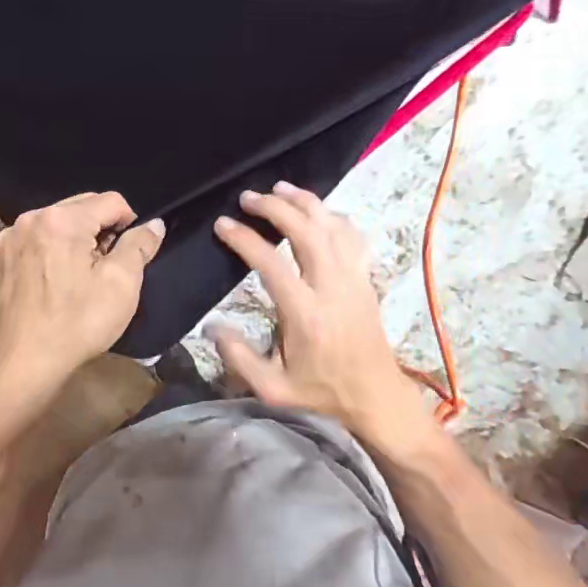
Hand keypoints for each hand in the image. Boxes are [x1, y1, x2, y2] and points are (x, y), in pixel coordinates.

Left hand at [0, 192, 164, 454]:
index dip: (129, 224)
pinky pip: (40, 239)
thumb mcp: (122, 283)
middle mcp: (31, 218)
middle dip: (101, 230)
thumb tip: (153, 224)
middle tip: (106, 269)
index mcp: (61, 219)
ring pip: (60, 223)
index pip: (111, 201)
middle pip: (82, 207)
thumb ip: (139, 245)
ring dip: (78, 239)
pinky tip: (59, 280)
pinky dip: (55, 250)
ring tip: (83, 277)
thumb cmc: (78, 323)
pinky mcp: (3, 257)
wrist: (27, 362)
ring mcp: (12, 237)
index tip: (129, 256)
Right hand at [212, 182, 435, 448]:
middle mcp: (332, 289)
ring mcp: (354, 280)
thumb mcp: (272, 389)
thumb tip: (211, 326)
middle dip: (276, 208)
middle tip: (248, 197)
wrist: (376, 398)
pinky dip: (333, 216)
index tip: (223, 225)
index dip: (245, 239)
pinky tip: (317, 210)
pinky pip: (352, 236)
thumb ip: (239, 358)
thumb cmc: (320, 393)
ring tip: (280, 188)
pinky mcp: (365, 279)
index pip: (272, 263)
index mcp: (306, 314)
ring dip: (306, 203)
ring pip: (333, 226)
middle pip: (307, 232)